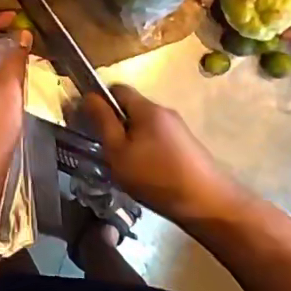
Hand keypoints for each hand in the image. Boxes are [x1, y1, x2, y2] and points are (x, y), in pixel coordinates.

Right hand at [83, 84, 242, 225]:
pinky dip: (145, 149)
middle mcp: (165, 111)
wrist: (205, 202)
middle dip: (114, 123)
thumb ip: (102, 122)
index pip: (117, 89)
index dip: (99, 100)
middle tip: (102, 148)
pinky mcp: (185, 145)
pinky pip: (157, 139)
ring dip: (129, 139)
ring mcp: (178, 128)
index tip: (86, 120)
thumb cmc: (155, 176)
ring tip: (122, 165)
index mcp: (148, 108)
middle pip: (131, 108)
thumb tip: (88, 96)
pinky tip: (143, 172)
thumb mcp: (119, 152)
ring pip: (144, 126)